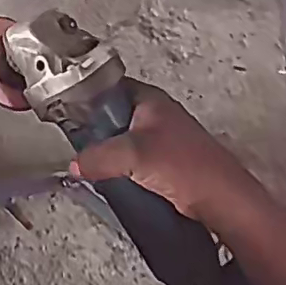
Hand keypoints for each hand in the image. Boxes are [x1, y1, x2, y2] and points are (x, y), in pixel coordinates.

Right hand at [70, 82, 266, 225]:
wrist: (219, 198)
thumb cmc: (188, 166)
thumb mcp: (134, 155)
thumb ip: (100, 156)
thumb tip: (77, 163)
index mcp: (150, 100)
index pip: (109, 86)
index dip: (87, 93)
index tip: (66, 105)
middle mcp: (154, 114)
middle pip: (113, 114)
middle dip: (94, 127)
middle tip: (74, 137)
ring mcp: (159, 138)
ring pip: (121, 138)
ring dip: (107, 150)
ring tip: (90, 160)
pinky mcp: (162, 162)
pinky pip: (131, 158)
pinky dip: (119, 166)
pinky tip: (111, 176)